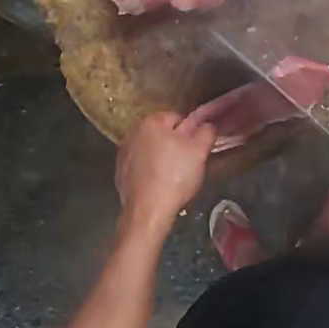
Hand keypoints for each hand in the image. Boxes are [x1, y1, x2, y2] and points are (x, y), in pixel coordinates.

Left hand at [115, 111, 215, 232]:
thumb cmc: (176, 176)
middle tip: (188, 161)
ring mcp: (123, 153)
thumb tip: (208, 125)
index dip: (191, 131)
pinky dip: (149, 169)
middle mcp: (133, 133)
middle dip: (175, 142)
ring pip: (150, 148)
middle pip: (162, 132)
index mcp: (152, 122)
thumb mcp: (200, 152)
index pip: (177, 117)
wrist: (148, 210)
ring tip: (173, 174)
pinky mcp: (120, 171)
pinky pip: (140, 164)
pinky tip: (159, 182)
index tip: (197, 147)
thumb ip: (206, 132)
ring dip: (161, 155)